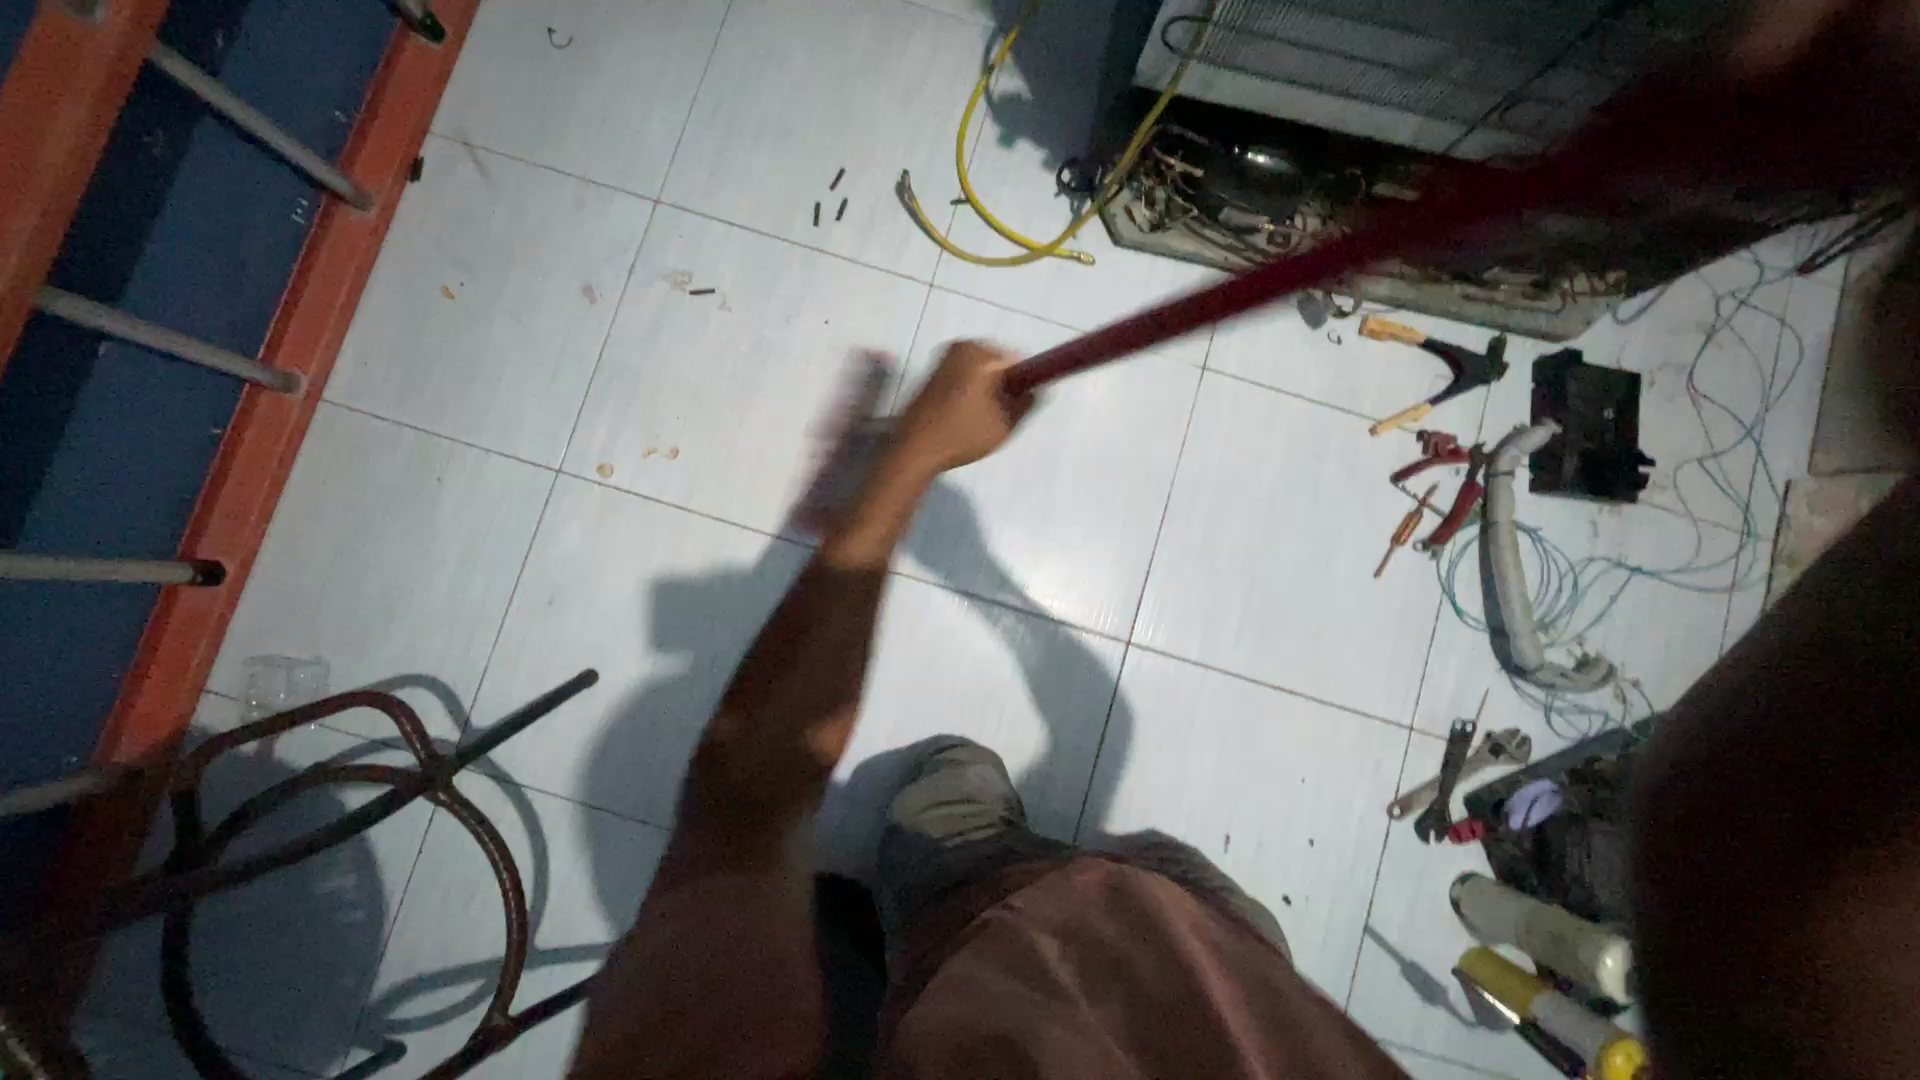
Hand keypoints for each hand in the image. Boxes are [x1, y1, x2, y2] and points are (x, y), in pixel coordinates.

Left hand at [892, 341, 1034, 474]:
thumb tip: (1036, 390)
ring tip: (980, 422)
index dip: (1024, 384)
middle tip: (999, 418)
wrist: (914, 450)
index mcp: (980, 351)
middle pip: (999, 366)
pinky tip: (965, 420)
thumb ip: (1028, 401)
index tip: (1020, 407)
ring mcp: (943, 359)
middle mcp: (960, 346)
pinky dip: (970, 396)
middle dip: (1004, 389)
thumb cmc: (963, 434)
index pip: (1018, 360)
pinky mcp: (932, 376)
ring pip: (981, 375)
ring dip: (987, 394)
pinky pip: (964, 381)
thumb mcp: (1006, 423)